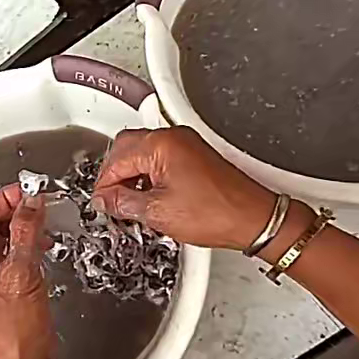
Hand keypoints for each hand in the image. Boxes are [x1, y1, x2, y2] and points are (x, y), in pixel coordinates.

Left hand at [0, 183, 56, 358]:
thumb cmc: (14, 334)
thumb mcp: (21, 276)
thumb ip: (26, 235)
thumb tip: (31, 204)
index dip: (3, 199)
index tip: (27, 192)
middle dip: (11, 208)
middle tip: (36, 201)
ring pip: (0, 234)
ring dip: (21, 223)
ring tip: (43, 218)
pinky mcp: (4, 281)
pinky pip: (11, 250)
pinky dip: (27, 240)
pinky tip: (43, 240)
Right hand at [90, 127, 277, 250]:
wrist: (256, 220)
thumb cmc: (218, 214)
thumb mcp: (157, 213)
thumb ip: (122, 203)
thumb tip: (104, 199)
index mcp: (160, 146)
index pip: (115, 161)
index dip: (104, 185)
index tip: (103, 202)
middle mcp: (172, 138)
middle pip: (124, 147)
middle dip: (114, 174)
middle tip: (111, 198)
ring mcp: (184, 143)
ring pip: (140, 150)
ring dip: (130, 173)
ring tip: (130, 200)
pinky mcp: (193, 153)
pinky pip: (158, 155)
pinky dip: (147, 172)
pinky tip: (148, 193)